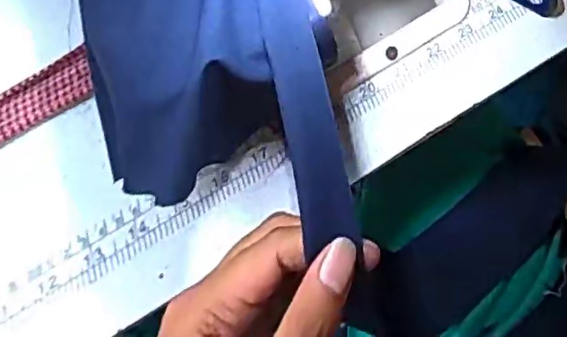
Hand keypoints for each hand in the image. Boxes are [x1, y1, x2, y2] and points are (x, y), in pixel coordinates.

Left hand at [158, 213, 380, 336]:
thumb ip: (308, 316)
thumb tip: (343, 253)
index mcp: (201, 305)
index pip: (271, 243)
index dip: (320, 239)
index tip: (364, 253)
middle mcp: (204, 298)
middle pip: (270, 244)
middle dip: (318, 249)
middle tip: (363, 266)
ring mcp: (217, 313)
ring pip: (274, 264)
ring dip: (314, 269)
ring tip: (351, 284)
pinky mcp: (232, 330)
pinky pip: (272, 293)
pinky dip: (303, 294)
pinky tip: (327, 305)